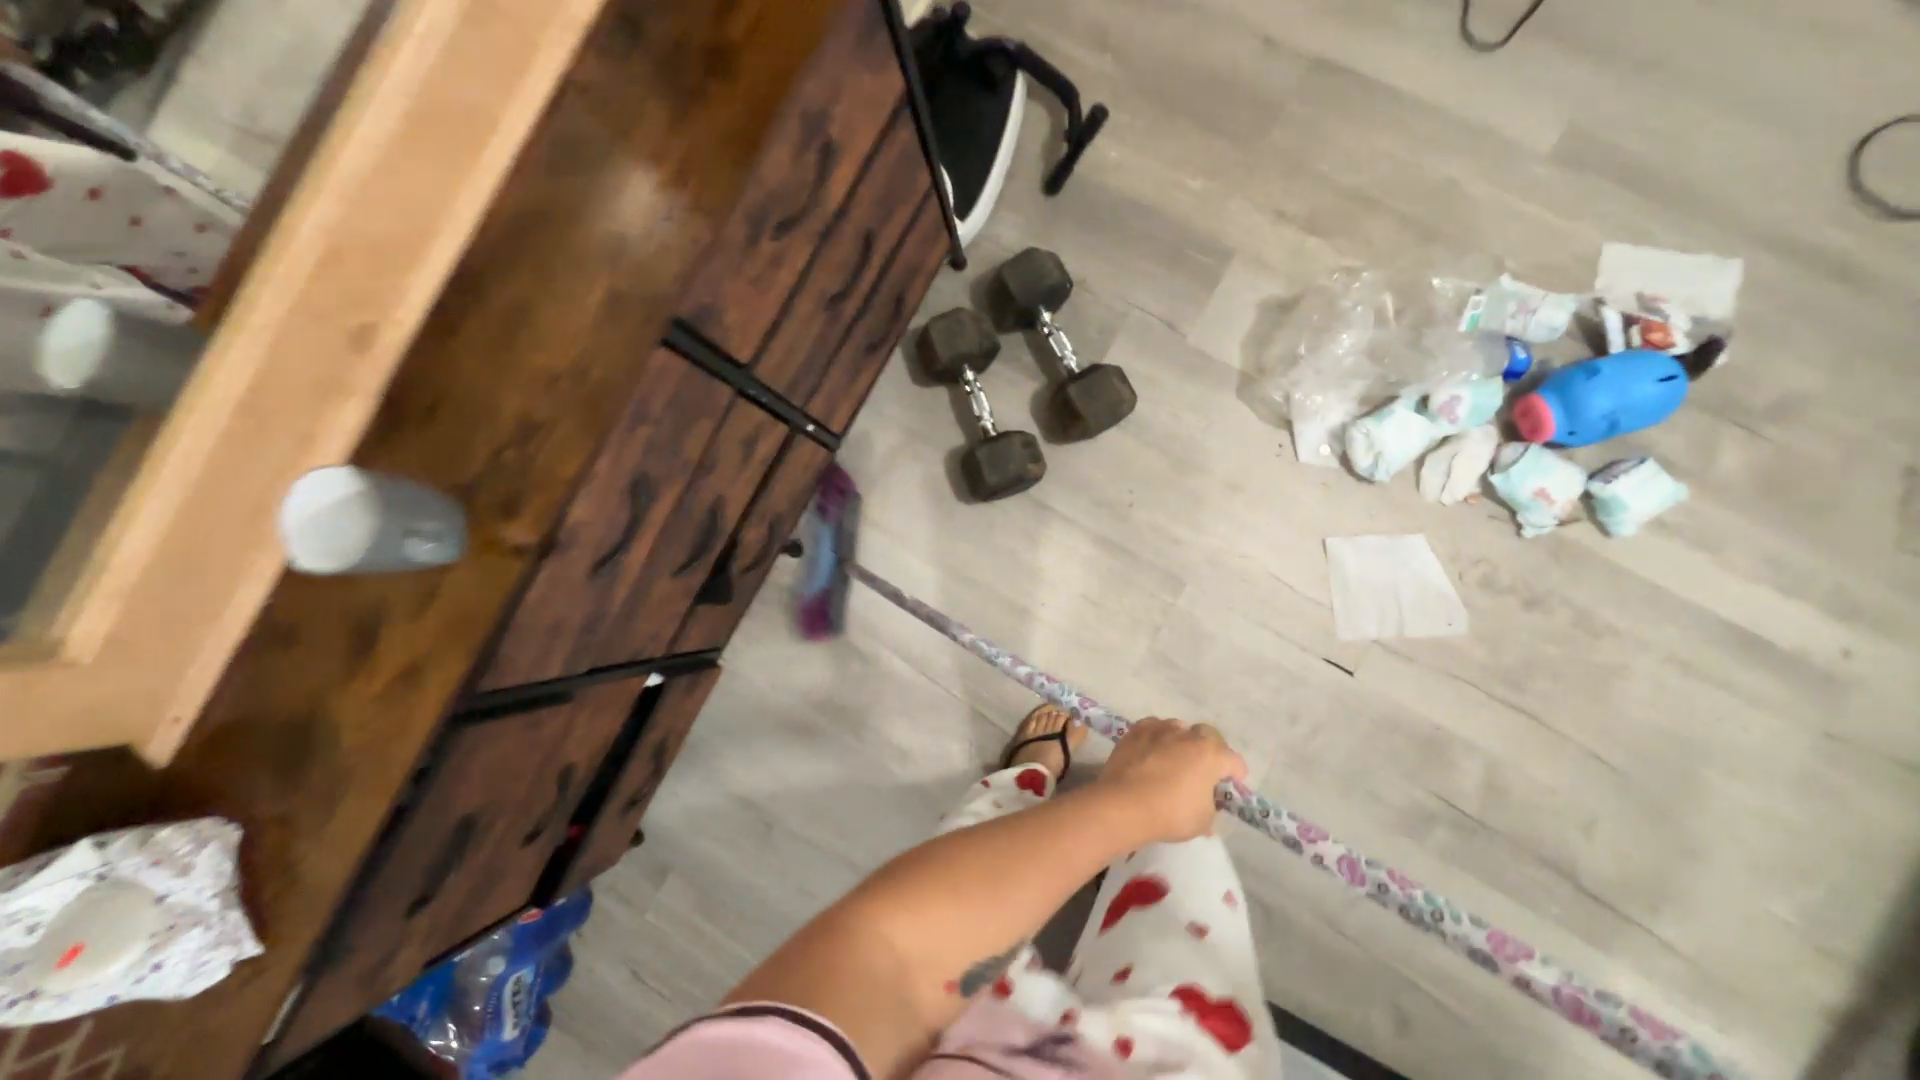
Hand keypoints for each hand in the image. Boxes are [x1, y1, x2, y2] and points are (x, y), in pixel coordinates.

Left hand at [1094, 718, 1247, 843]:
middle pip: (1208, 736)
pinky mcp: (1136, 731)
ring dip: (1182, 742)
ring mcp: (1160, 729)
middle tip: (1204, 771)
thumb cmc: (1170, 814)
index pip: (1234, 762)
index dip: (1235, 776)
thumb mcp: (1203, 821)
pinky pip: (1153, 729)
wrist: (1123, 805)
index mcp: (1211, 754)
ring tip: (1174, 761)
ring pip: (1179, 729)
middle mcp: (1188, 734)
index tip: (1229, 788)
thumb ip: (1209, 807)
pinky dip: (1156, 738)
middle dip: (1211, 751)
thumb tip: (1204, 805)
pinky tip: (1151, 752)